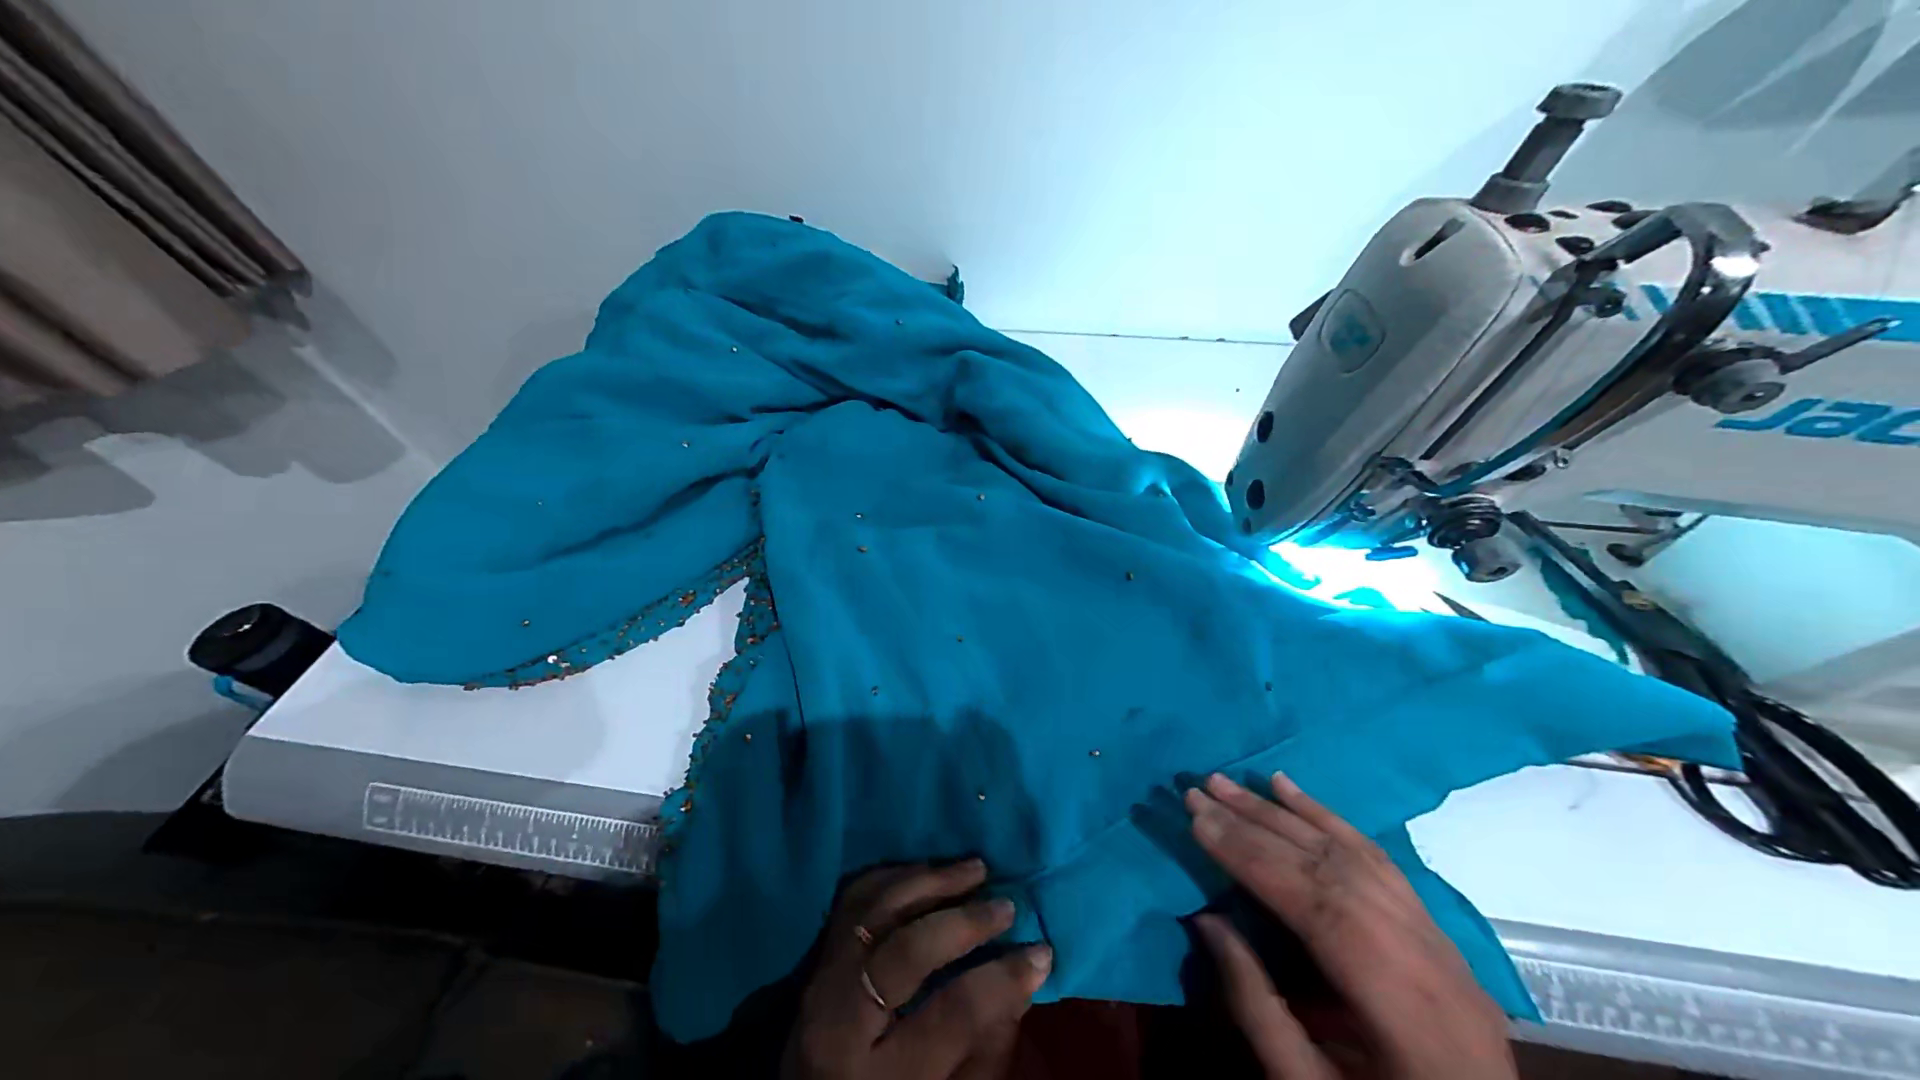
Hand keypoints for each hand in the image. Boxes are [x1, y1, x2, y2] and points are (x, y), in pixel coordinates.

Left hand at [782, 860, 1052, 1079]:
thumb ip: (987, 1046)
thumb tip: (1024, 977)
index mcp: (885, 1076)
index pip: (952, 1012)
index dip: (1002, 978)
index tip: (1042, 951)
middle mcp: (842, 1022)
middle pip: (907, 949)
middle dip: (964, 920)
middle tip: (1007, 905)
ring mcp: (821, 984)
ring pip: (876, 911)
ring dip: (930, 881)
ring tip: (975, 869)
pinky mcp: (816, 958)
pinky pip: (854, 900)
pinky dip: (894, 877)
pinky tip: (928, 871)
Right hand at [1186, 772, 1515, 1079]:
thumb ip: (1257, 1006)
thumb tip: (1207, 920)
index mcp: (1397, 1001)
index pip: (1313, 904)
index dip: (1249, 856)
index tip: (1196, 820)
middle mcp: (1424, 954)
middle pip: (1329, 867)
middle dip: (1256, 823)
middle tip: (1200, 788)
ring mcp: (1437, 937)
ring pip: (1351, 852)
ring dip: (1284, 811)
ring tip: (1231, 782)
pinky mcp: (1436, 930)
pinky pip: (1377, 859)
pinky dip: (1330, 818)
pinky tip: (1292, 790)